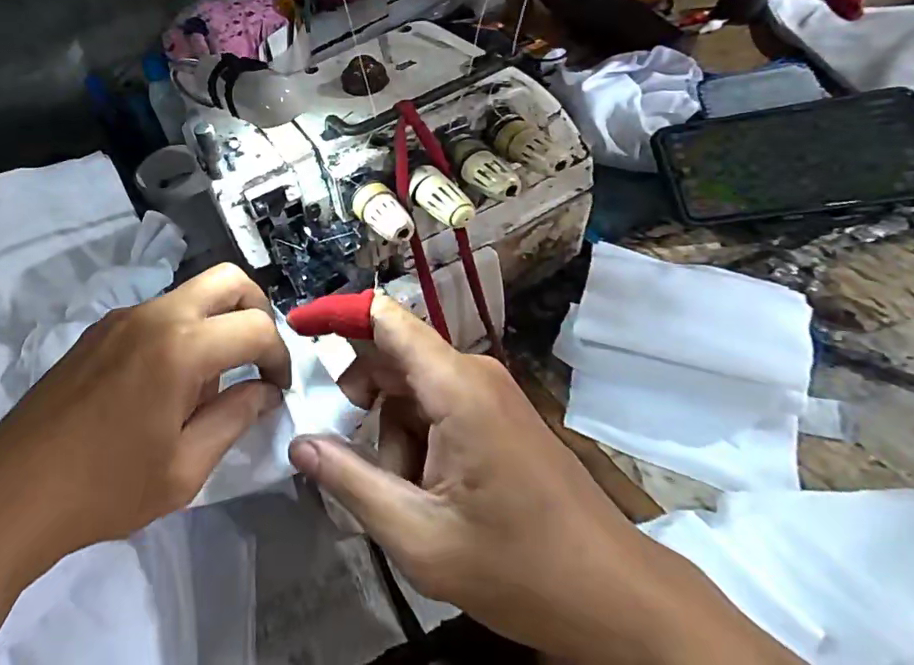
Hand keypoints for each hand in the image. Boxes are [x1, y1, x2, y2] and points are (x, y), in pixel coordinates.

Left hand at [0, 262, 291, 565]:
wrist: (13, 490)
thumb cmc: (105, 487)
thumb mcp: (184, 467)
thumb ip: (234, 417)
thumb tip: (263, 390)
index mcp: (180, 345)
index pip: (255, 327)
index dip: (280, 357)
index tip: (278, 390)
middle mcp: (154, 314)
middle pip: (227, 279)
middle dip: (257, 311)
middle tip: (259, 360)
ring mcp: (122, 317)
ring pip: (191, 294)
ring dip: (216, 323)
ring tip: (209, 385)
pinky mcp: (99, 330)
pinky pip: (158, 313)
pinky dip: (183, 332)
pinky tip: (167, 386)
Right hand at [290, 296, 798, 664]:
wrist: (618, 600)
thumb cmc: (519, 566)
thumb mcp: (419, 535)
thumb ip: (350, 482)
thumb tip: (299, 443)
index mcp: (455, 387)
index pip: (384, 318)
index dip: (336, 313)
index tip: (296, 327)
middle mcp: (473, 375)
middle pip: (392, 356)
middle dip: (359, 397)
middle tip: (344, 448)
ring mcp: (490, 395)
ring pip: (412, 387)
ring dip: (390, 430)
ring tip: (400, 493)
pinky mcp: (499, 417)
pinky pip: (438, 405)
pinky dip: (415, 437)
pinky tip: (425, 490)